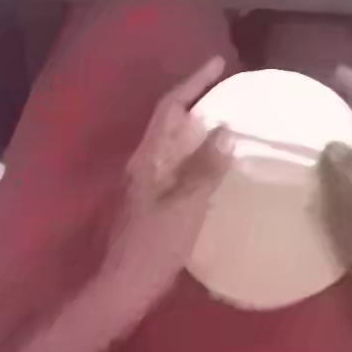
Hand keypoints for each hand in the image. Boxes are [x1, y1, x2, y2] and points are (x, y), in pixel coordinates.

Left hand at [102, 56, 235, 297]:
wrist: (121, 288)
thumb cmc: (152, 248)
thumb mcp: (184, 208)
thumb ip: (203, 169)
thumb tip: (224, 130)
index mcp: (147, 158)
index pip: (171, 108)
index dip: (193, 83)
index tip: (219, 63)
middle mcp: (142, 163)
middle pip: (169, 121)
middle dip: (196, 100)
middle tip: (229, 91)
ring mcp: (144, 182)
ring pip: (172, 143)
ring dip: (196, 126)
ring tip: (227, 119)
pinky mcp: (151, 200)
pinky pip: (176, 164)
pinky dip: (196, 154)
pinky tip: (214, 163)